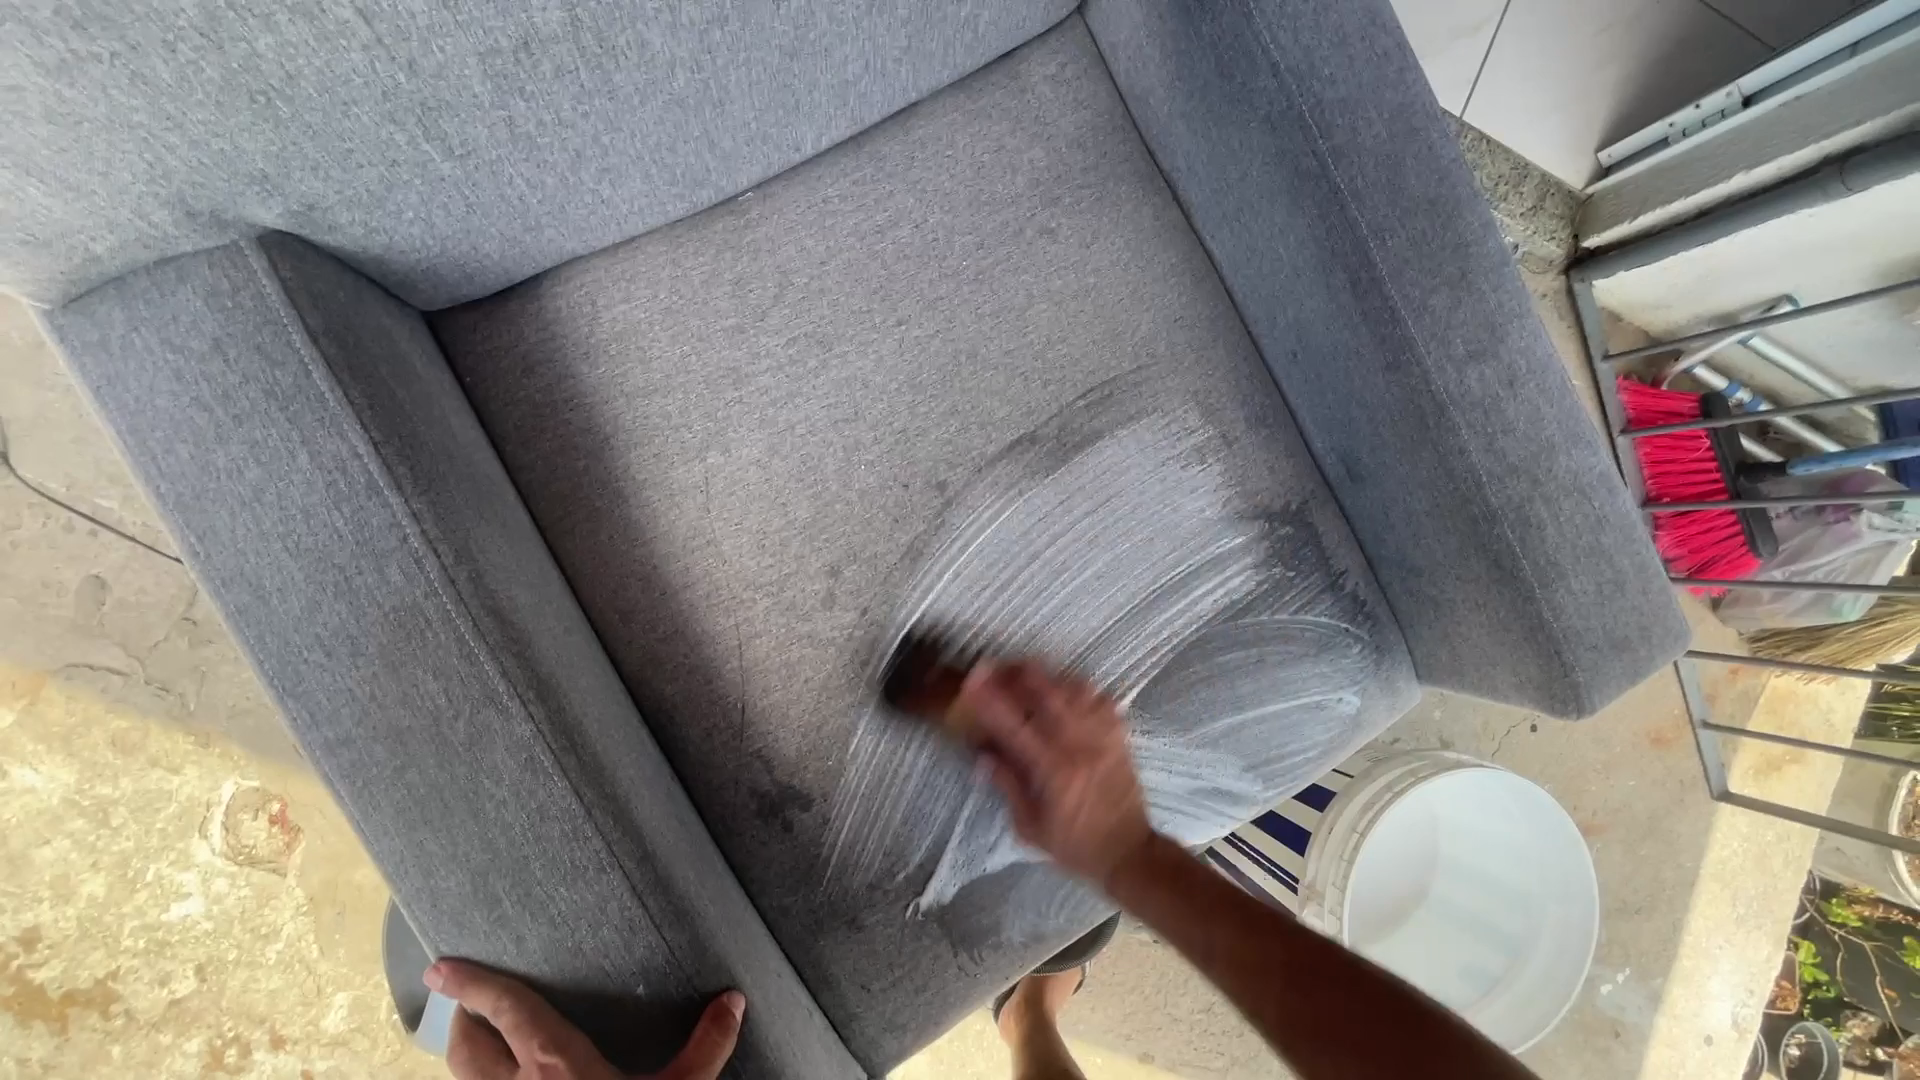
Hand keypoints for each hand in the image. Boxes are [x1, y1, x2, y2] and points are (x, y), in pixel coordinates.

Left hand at [427, 959, 743, 1079]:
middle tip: (471, 1002)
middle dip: (464, 1018)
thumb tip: (732, 1000)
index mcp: (553, 1066)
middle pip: (466, 1047)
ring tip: (483, 1043)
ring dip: (468, 1058)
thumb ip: (706, 1047)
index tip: (446, 966)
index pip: (506, 1011)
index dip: (475, 985)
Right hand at [956, 660, 1154, 886]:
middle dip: (1016, 674)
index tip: (972, 680)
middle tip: (994, 666)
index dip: (990, 700)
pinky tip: (1064, 687)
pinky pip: (1098, 697)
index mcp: (1053, 772)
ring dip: (1045, 676)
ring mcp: (1103, 737)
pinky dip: (1078, 686)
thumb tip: (982, 755)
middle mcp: (1080, 746)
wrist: (1129, 852)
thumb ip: (1008, 787)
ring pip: (1073, 688)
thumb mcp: (1030, 827)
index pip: (1014, 726)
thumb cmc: (1075, 846)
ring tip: (1024, 672)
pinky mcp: (1119, 735)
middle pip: (1046, 693)